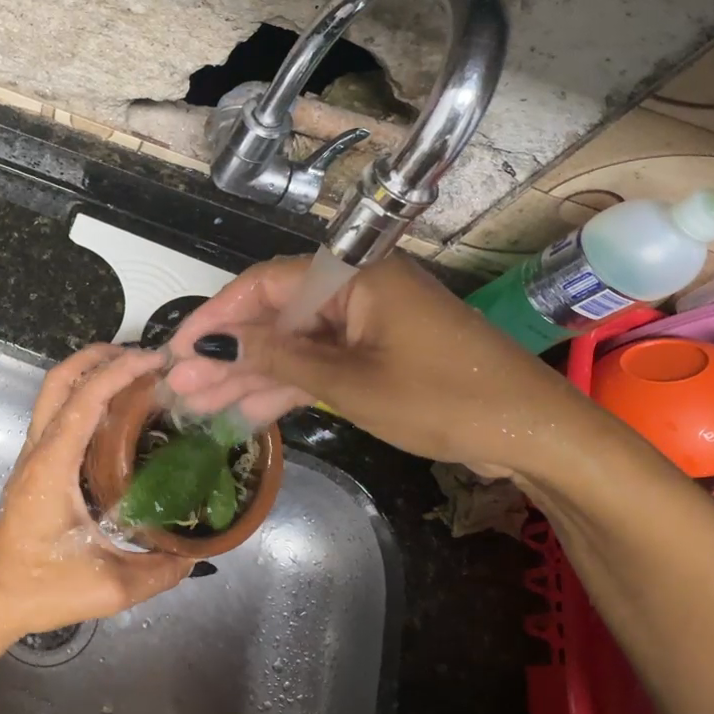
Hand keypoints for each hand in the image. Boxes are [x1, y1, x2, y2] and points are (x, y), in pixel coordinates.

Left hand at [0, 345, 191, 649]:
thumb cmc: (40, 589)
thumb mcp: (109, 586)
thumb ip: (158, 571)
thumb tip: (194, 555)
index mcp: (53, 465)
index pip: (85, 399)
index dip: (120, 371)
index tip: (156, 360)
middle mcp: (38, 452)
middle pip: (58, 381)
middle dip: (97, 357)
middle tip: (141, 357)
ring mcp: (31, 459)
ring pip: (53, 397)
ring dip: (88, 376)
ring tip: (133, 379)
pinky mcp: (32, 472)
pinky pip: (56, 419)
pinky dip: (83, 402)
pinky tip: (115, 421)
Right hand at [163, 253, 603, 474]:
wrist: (535, 437)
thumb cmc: (444, 399)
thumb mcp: (350, 382)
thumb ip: (277, 359)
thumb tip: (212, 345)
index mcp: (355, 276)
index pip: (265, 284)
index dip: (216, 316)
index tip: (178, 349)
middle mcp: (357, 292)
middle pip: (275, 317)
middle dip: (228, 354)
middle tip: (180, 387)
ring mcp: (367, 326)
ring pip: (293, 345)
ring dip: (250, 375)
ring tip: (199, 405)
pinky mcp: (378, 357)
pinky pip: (319, 364)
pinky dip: (287, 386)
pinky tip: (245, 410)